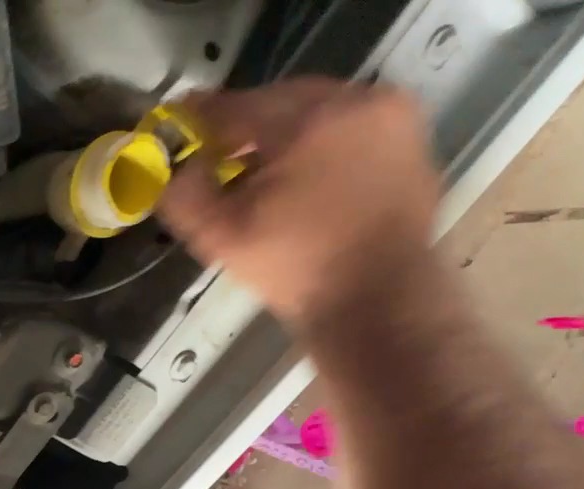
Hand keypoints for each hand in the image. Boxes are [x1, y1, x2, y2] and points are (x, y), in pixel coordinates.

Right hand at [158, 79, 443, 326]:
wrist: (376, 293)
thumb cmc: (293, 263)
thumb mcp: (217, 235)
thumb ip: (183, 193)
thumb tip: (174, 168)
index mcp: (311, 119)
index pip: (241, 105)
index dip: (201, 115)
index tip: (175, 121)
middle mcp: (360, 102)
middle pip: (284, 100)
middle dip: (244, 123)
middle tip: (212, 150)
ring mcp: (393, 118)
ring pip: (319, 111)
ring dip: (281, 132)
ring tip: (251, 166)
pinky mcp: (409, 140)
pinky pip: (349, 127)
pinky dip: (316, 142)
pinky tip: (294, 175)